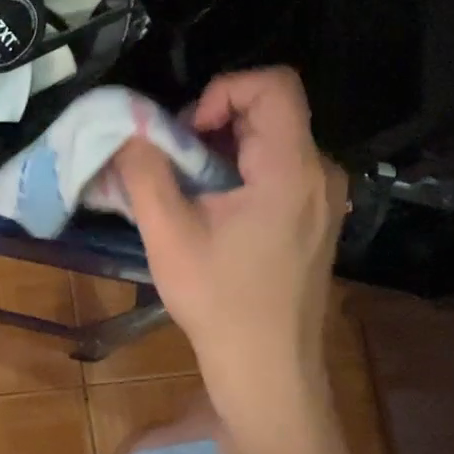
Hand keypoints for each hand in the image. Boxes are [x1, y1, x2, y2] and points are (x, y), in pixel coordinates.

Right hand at [112, 67, 345, 383]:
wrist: (268, 368)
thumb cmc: (219, 301)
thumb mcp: (168, 234)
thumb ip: (144, 172)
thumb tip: (128, 131)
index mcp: (291, 170)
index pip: (273, 85)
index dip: (223, 90)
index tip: (188, 132)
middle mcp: (320, 173)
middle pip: (271, 110)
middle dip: (214, 122)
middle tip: (174, 162)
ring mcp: (324, 197)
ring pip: (273, 139)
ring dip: (223, 149)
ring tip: (186, 189)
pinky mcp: (317, 217)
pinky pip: (279, 168)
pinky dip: (240, 171)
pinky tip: (212, 211)